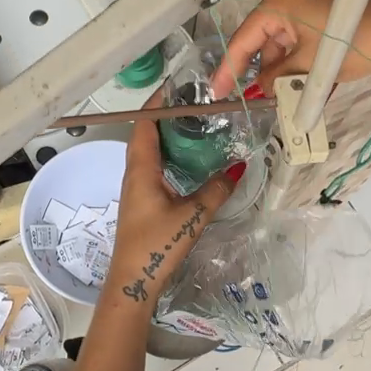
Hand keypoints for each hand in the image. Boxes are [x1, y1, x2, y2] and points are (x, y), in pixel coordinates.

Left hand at [105, 98, 240, 306]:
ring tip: (197, 127)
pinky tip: (190, 163)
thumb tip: (239, 168)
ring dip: (169, 138)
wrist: (132, 283)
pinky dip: (170, 158)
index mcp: (141, 169)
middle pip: (146, 134)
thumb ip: (216, 191)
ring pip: (150, 153)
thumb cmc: (156, 245)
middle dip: (167, 117)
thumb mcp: (192, 216)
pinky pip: (154, 169)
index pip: (144, 124)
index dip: (157, 103)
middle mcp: (134, 174)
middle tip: (197, 105)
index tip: (178, 87)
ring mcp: (136, 189)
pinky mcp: (142, 203)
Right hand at [208, 0, 370, 97]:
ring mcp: (311, 12)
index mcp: (279, 2)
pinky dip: (305, 71)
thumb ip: (279, 78)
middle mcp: (291, 2)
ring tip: (291, 100)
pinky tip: (308, 94)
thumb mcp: (309, 65)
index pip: (244, 39)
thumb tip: (264, 90)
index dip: (229, 68)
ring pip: (287, 50)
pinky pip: (305, 50)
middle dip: (265, 74)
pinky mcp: (328, 24)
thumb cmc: (352, 42)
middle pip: (265, 44)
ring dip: (288, 76)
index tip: (217, 92)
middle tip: (263, 102)